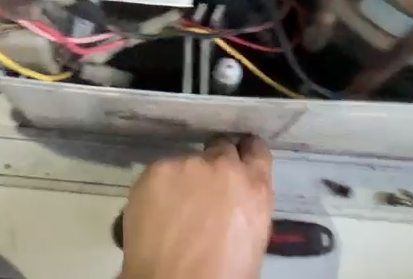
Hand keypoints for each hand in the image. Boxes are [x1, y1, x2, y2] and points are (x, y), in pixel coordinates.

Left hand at [120, 135, 273, 278]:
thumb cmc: (220, 276)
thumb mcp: (250, 241)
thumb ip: (244, 208)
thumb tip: (234, 200)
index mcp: (254, 188)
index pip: (256, 150)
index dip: (246, 154)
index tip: (239, 159)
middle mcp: (223, 166)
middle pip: (221, 148)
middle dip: (215, 163)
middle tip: (204, 189)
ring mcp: (188, 163)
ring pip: (188, 162)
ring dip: (186, 178)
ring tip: (175, 209)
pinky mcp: (157, 168)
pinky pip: (162, 172)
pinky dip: (160, 187)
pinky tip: (156, 211)